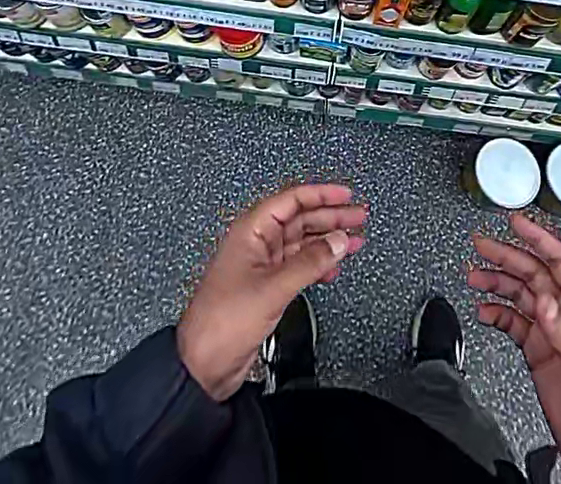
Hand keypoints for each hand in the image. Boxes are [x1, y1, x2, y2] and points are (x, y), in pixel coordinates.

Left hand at [177, 184, 366, 400]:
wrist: (202, 367)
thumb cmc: (220, 323)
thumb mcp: (272, 287)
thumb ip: (310, 262)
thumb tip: (338, 241)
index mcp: (251, 231)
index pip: (292, 199)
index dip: (322, 194)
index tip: (346, 195)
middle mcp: (258, 243)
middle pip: (301, 218)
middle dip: (331, 216)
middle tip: (358, 216)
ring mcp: (263, 265)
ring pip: (304, 241)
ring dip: (329, 240)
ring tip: (354, 239)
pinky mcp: (268, 286)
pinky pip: (301, 264)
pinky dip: (320, 264)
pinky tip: (333, 267)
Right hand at [468, 215, 560, 482]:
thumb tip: (544, 302)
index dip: (540, 239)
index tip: (518, 223)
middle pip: (535, 273)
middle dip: (508, 255)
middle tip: (482, 244)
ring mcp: (554, 335)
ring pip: (521, 294)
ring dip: (498, 281)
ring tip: (475, 274)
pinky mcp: (540, 354)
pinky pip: (514, 323)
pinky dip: (497, 313)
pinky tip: (484, 311)